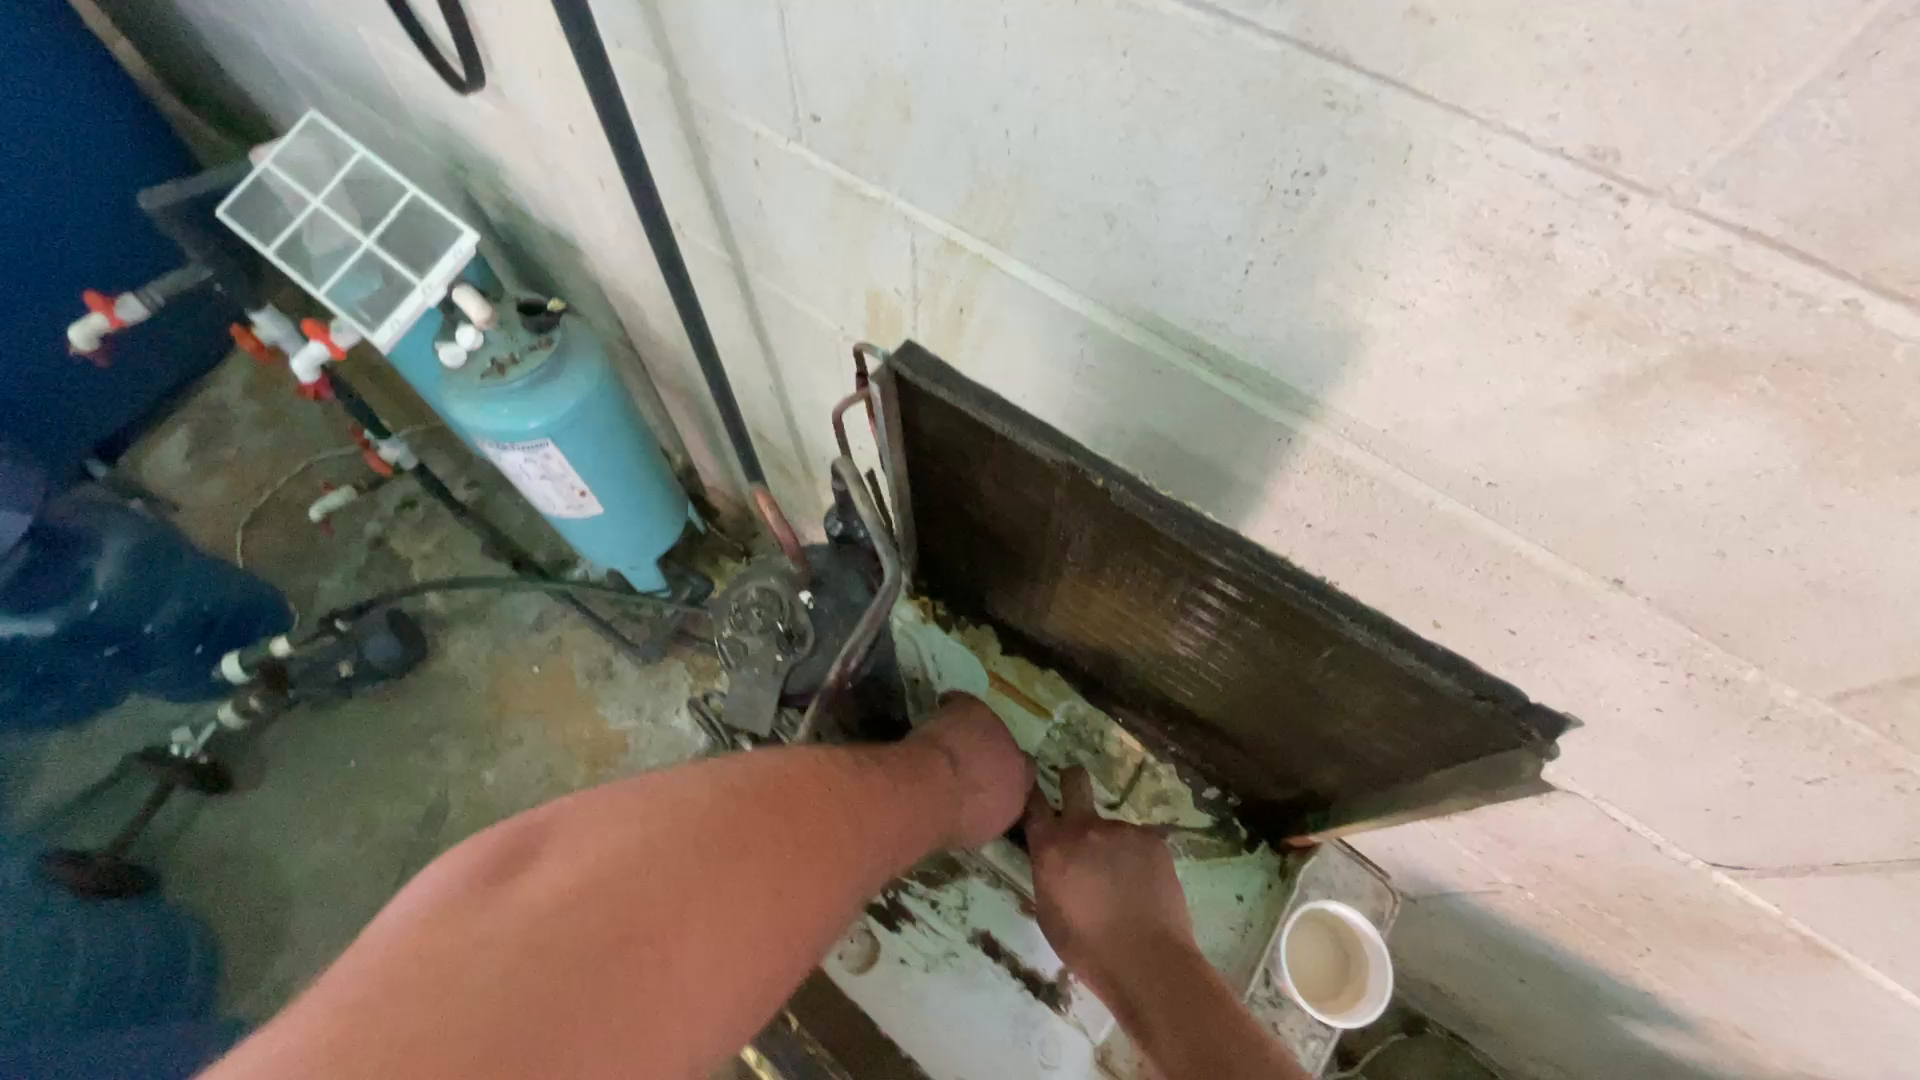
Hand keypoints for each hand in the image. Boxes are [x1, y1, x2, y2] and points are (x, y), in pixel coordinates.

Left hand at [908, 692, 1034, 848]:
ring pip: (985, 725)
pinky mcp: (972, 708)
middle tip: (966, 761)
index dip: (1008, 776)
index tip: (990, 781)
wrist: (933, 790)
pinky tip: (942, 706)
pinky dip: (953, 704)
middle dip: (989, 753)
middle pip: (1006, 749)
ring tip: (950, 739)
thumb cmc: (954, 821)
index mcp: (1020, 788)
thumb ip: (988, 813)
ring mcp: (995, 729)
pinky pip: (964, 701)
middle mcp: (1015, 757)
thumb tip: (980, 808)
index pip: (1025, 776)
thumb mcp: (979, 829)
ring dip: (970, 731)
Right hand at [1024, 768, 1196, 1003]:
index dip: (1032, 793)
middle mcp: (1084, 827)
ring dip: (1112, 844)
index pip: (1033, 803)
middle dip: (1071, 779)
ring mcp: (1121, 830)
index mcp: (1051, 847)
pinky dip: (1138, 858)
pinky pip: (1139, 842)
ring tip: (1124, 882)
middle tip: (1074, 794)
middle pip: (1074, 780)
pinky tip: (1145, 887)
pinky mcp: (1152, 840)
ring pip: (1111, 826)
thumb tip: (1053, 861)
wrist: (1146, 961)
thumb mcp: (1048, 912)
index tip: (1034, 790)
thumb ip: (1048, 874)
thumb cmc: (1087, 948)